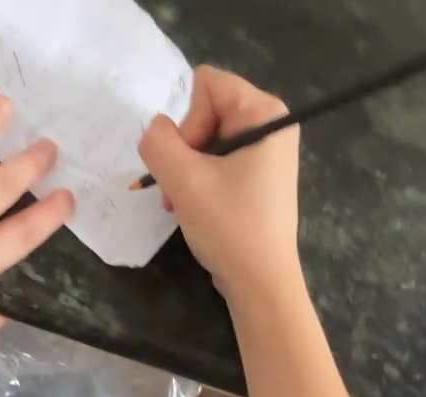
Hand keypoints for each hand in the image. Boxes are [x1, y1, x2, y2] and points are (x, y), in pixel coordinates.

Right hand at [139, 67, 301, 303]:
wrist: (260, 283)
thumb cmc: (229, 227)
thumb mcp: (184, 181)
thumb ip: (158, 143)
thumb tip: (154, 131)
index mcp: (264, 113)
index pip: (206, 84)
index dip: (186, 121)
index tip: (190, 163)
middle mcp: (271, 126)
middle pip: (205, 113)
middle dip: (184, 151)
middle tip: (178, 190)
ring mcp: (266, 155)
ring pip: (206, 143)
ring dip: (186, 173)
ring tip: (181, 204)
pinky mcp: (258, 182)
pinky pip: (218, 165)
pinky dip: (199, 185)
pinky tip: (195, 210)